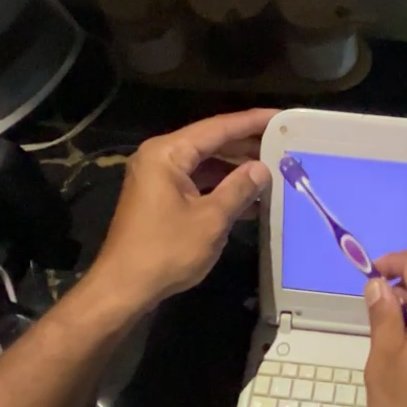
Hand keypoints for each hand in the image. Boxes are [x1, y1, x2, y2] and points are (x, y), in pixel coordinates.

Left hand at [92, 109, 275, 308]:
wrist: (122, 289)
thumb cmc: (165, 251)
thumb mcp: (211, 219)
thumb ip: (239, 188)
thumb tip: (262, 168)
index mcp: (168, 153)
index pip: (218, 128)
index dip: (252, 122)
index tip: (282, 117)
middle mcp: (160, 157)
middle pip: (211, 142)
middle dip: (247, 145)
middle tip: (284, 142)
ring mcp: (159, 178)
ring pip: (206, 163)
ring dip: (237, 168)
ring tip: (273, 169)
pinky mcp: (161, 197)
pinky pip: (198, 181)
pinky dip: (222, 186)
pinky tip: (251, 199)